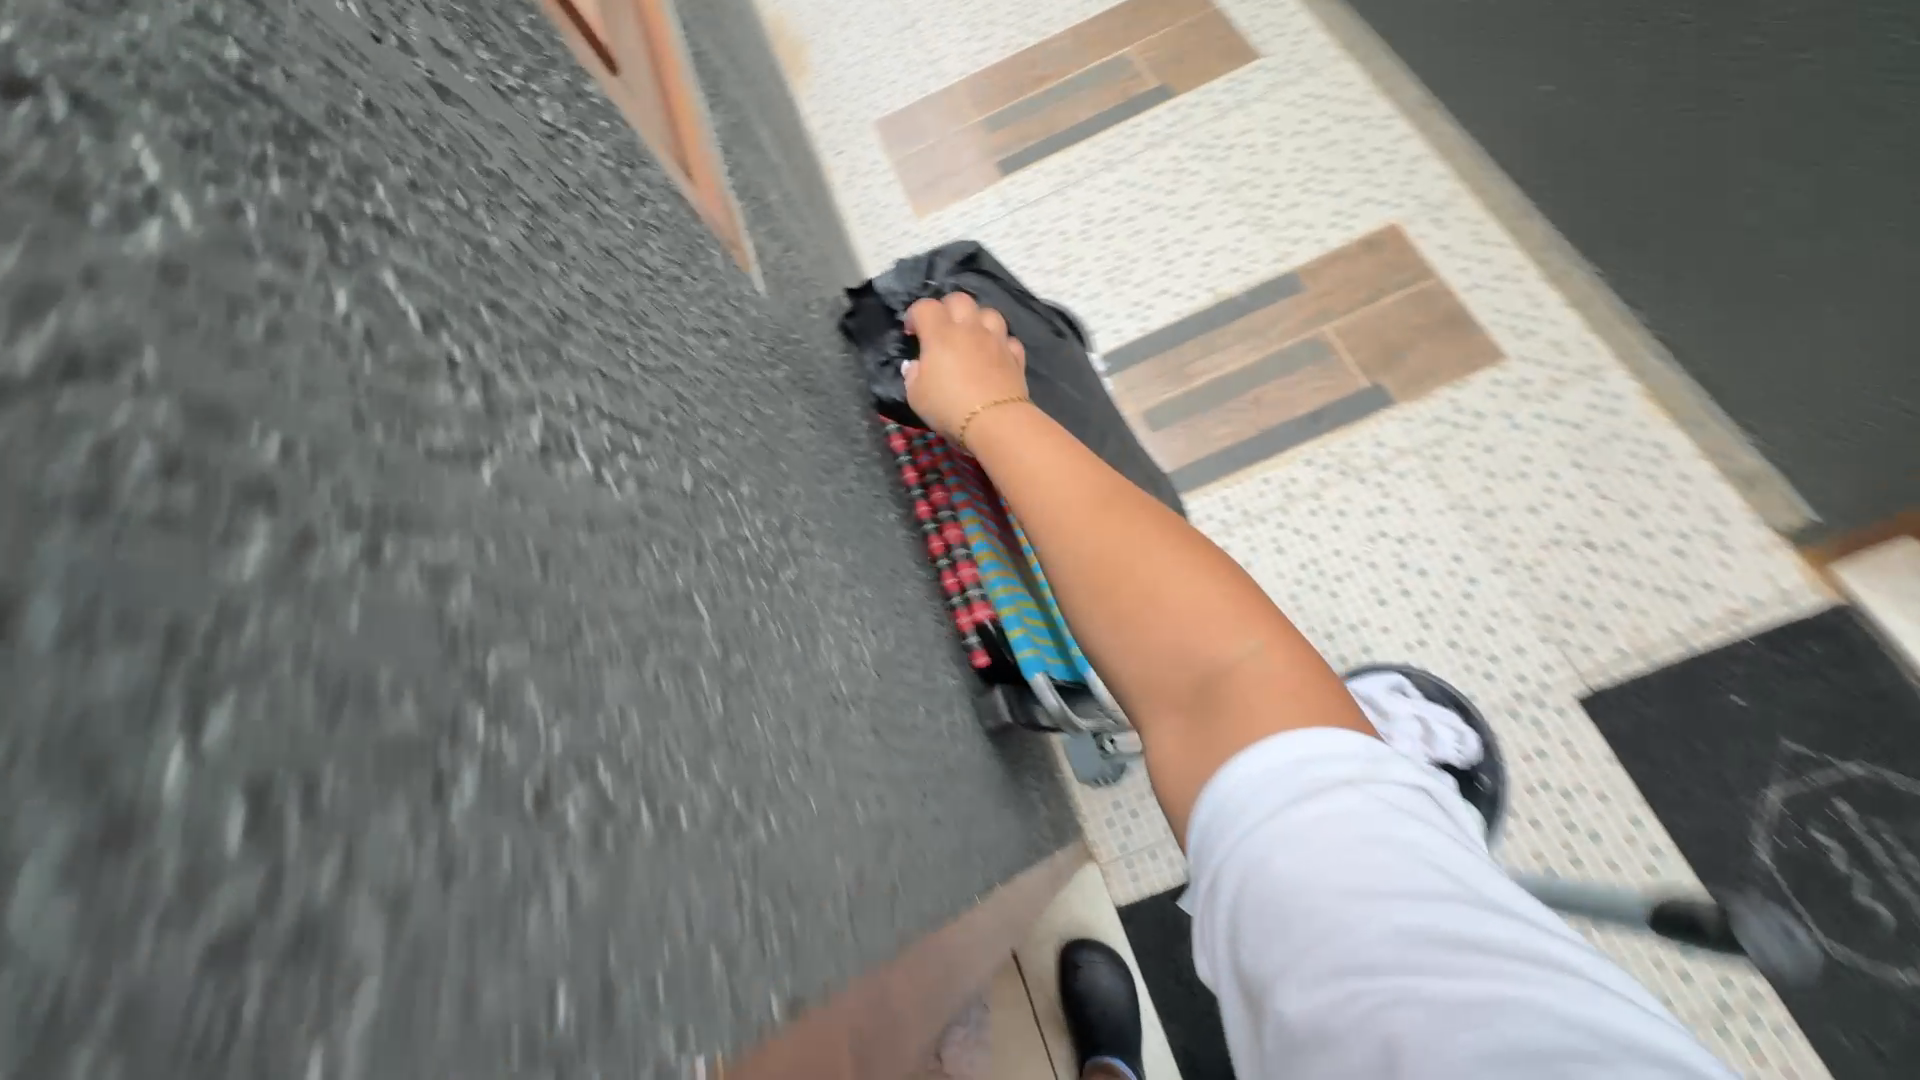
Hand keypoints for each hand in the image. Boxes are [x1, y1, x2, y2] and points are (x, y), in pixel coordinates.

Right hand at [903, 292, 1028, 442]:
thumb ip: (912, 376)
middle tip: (941, 328)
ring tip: (971, 337)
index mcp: (940, 334)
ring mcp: (996, 340)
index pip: (925, 307)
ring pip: (989, 313)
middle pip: (959, 300)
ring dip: (978, 320)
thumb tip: (915, 366)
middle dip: (947, 308)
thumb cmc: (949, 408)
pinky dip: (1000, 343)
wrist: (995, 422)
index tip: (911, 333)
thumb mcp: (916, 396)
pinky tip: (994, 355)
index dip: (914, 315)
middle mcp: (970, 329)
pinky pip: (1008, 339)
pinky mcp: (1015, 356)